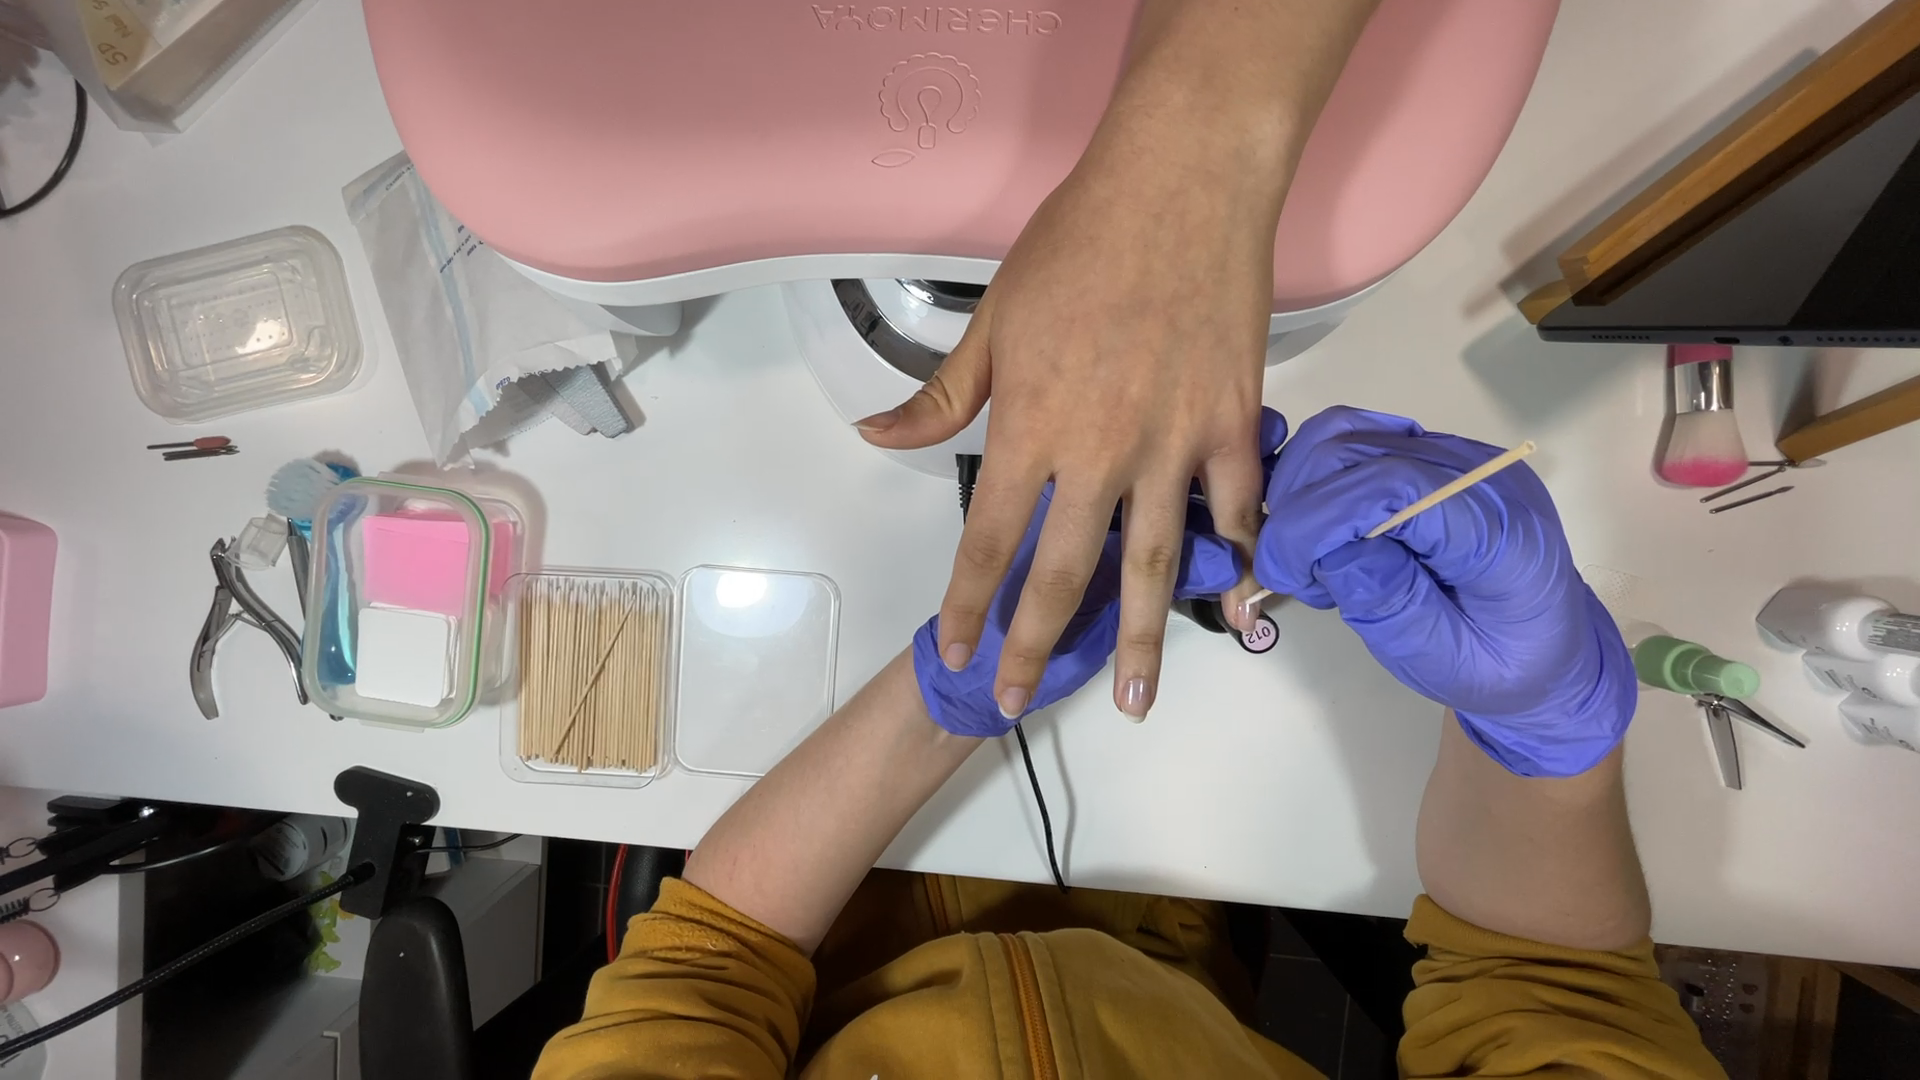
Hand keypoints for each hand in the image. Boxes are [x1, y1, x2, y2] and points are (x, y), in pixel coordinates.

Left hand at [862, 144, 1282, 722]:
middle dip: (1034, 646)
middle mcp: (1099, 454)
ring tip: (1132, 702)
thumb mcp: (991, 320)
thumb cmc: (1076, 245)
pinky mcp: (1233, 425)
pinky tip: (1233, 606)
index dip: (969, 607)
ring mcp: (1174, 445)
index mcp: (1031, 428)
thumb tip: (875, 433)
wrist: (1180, 182)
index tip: (958, 654)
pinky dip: (1236, 558)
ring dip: (1139, 641)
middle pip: (1061, 574)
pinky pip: (1235, 507)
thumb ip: (938, 396)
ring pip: (1153, 565)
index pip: (987, 543)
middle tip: (1018, 702)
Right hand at [1253, 407, 1635, 776]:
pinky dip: (1314, 477)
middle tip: (1294, 572)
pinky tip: (1322, 524)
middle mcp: (1478, 474)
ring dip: (1299, 490)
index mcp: (1497, 530)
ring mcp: (1453, 455)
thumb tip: (1327, 551)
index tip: (1278, 572)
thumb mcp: (1442, 659)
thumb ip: (1388, 603)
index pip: (1386, 487)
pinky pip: (1350, 439)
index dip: (1313, 521)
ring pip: (1339, 435)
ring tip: (1308, 550)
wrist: (1546, 648)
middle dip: (1296, 509)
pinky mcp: (1429, 452)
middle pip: (1350, 450)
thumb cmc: (1496, 667)